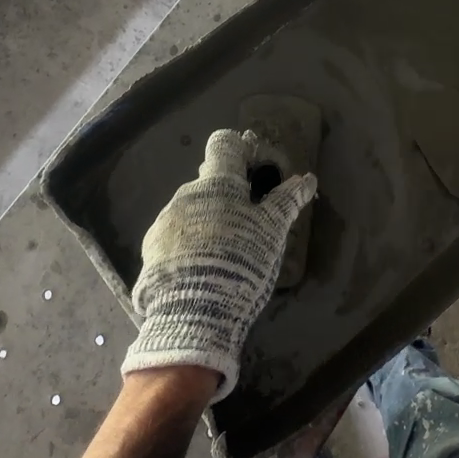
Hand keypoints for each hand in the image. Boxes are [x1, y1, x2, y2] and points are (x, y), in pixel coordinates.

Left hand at [122, 129, 316, 400]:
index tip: (258, 172)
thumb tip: (307, 178)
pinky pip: (176, 234)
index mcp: (217, 183)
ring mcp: (165, 221)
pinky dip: (190, 243)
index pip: (225, 144)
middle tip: (249, 222)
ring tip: (225, 252)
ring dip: (209, 220)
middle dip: (228, 194)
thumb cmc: (238, 262)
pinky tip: (201, 268)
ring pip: (192, 209)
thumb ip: (286, 201)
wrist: (190, 313)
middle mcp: (186, 194)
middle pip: (210, 181)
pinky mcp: (151, 249)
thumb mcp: (271, 233)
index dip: (242, 150)